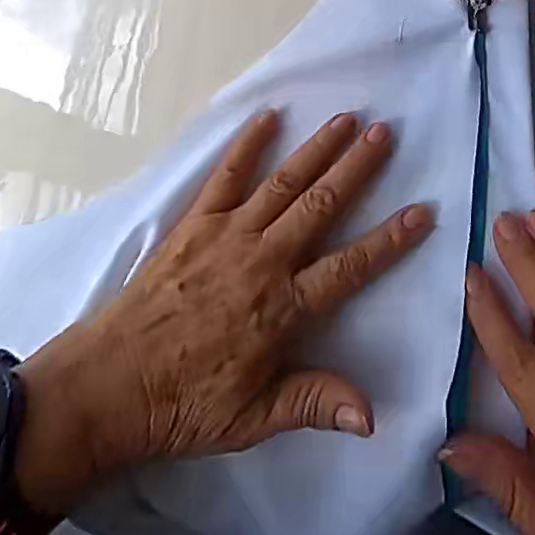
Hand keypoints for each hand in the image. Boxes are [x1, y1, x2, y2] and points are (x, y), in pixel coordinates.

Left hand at [10, 110, 435, 514]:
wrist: (112, 379)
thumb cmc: (184, 402)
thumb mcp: (253, 418)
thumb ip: (314, 404)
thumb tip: (375, 417)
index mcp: (282, 308)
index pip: (349, 267)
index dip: (390, 240)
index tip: (422, 211)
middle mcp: (260, 260)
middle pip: (319, 206)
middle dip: (356, 168)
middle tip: (383, 133)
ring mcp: (225, 235)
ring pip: (281, 183)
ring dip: (315, 149)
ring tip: (344, 119)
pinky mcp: (194, 222)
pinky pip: (224, 176)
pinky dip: (246, 145)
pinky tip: (267, 117)